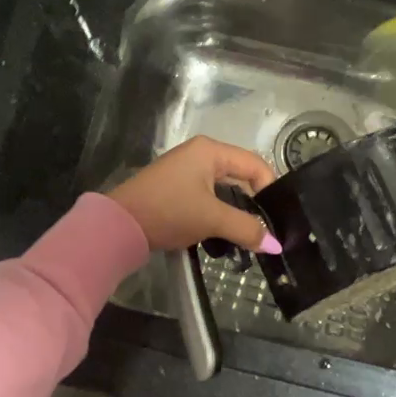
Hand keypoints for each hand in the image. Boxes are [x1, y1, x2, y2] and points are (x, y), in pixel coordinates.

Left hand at [107, 136, 280, 251]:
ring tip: (248, 236)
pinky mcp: (176, 189)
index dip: (270, 190)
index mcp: (211, 151)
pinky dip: (219, 214)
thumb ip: (246, 229)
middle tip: (267, 230)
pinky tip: (224, 235)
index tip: (277, 218)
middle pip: (240, 176)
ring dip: (236, 212)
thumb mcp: (211, 219)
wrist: (118, 225)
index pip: (255, 165)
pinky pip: (208, 198)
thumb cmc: (169, 212)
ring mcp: (186, 171)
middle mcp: (200, 154)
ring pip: (224, 190)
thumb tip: (276, 245)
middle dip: (254, 204)